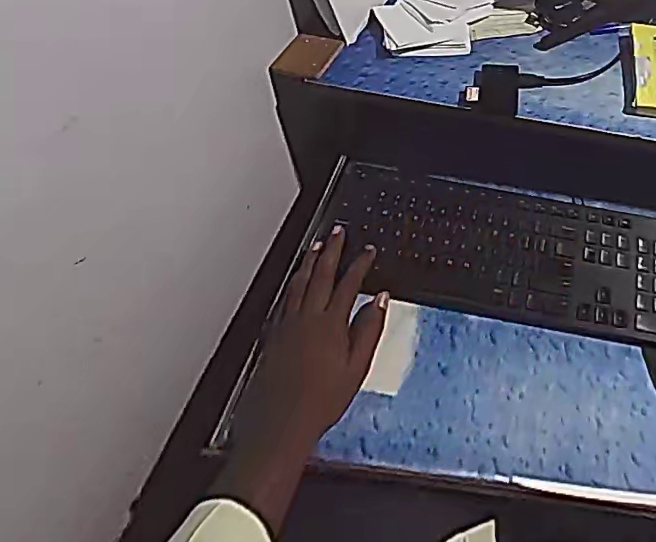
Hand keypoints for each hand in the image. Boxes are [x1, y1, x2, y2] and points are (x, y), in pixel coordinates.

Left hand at [214, 227, 385, 531]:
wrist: (281, 423)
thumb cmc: (320, 402)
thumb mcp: (357, 368)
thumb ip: (369, 330)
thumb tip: (380, 301)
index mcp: (331, 324)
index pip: (349, 283)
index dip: (360, 264)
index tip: (367, 251)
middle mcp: (308, 317)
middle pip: (321, 273)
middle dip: (332, 249)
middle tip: (338, 232)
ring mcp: (288, 323)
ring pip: (300, 281)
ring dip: (310, 260)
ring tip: (317, 245)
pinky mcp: (274, 332)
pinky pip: (286, 295)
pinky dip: (293, 280)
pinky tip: (295, 278)